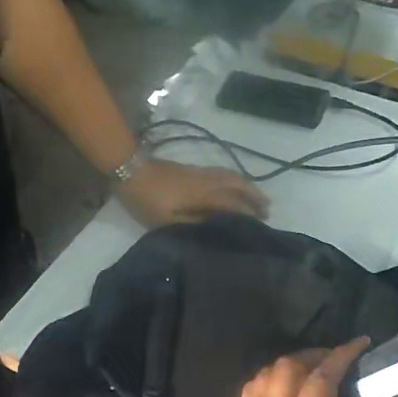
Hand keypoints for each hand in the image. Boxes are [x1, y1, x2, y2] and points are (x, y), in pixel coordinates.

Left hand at [117, 158, 268, 226]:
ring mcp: (200, 172)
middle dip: (255, 197)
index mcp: (203, 195)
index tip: (260, 226)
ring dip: (248, 186)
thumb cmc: (146, 199)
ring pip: (232, 176)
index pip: (233, 204)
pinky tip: (234, 188)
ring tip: (257, 198)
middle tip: (267, 210)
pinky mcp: (193, 169)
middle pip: (239, 185)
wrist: (129, 169)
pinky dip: (235, 180)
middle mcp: (207, 181)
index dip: (248, 215)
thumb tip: (217, 227)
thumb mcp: (167, 220)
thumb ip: (194, 223)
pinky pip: (222, 173)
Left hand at [213, 339, 397, 396]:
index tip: (360, 343)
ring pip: (267, 372)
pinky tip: (289, 386)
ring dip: (292, 362)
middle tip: (340, 358)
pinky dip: (272, 376)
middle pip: (288, 367)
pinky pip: (253, 387)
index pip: (318, 380)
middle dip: (316, 354)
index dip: (340, 356)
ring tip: (317, 369)